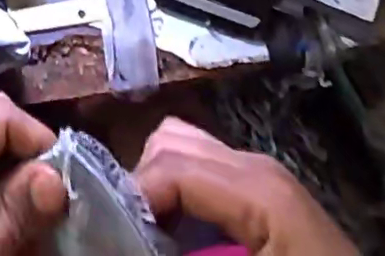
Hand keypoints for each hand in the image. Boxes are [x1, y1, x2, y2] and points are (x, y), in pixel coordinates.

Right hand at [133, 117, 358, 255]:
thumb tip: (128, 242)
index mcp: (257, 191)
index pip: (171, 166)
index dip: (136, 197)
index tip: (117, 234)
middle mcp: (255, 166)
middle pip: (171, 141)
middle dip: (142, 181)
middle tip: (131, 228)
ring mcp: (263, 174)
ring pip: (185, 144)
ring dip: (160, 180)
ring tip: (152, 228)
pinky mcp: (267, 190)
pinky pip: (206, 166)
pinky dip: (182, 186)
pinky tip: (182, 231)